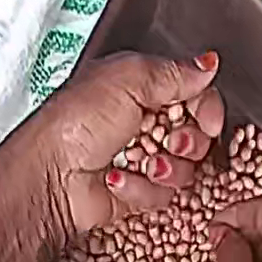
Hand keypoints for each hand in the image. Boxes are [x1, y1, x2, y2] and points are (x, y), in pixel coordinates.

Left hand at [2, 51, 226, 239]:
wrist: (53, 175)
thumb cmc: (77, 123)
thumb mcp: (128, 79)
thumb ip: (174, 73)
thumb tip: (208, 64)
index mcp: (144, 89)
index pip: (195, 97)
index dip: (207, 110)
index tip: (208, 121)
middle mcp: (146, 125)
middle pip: (196, 138)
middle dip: (187, 142)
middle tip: (167, 141)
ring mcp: (143, 162)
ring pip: (184, 171)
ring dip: (165, 169)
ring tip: (141, 164)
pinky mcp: (137, 194)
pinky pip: (162, 197)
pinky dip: (140, 190)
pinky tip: (116, 180)